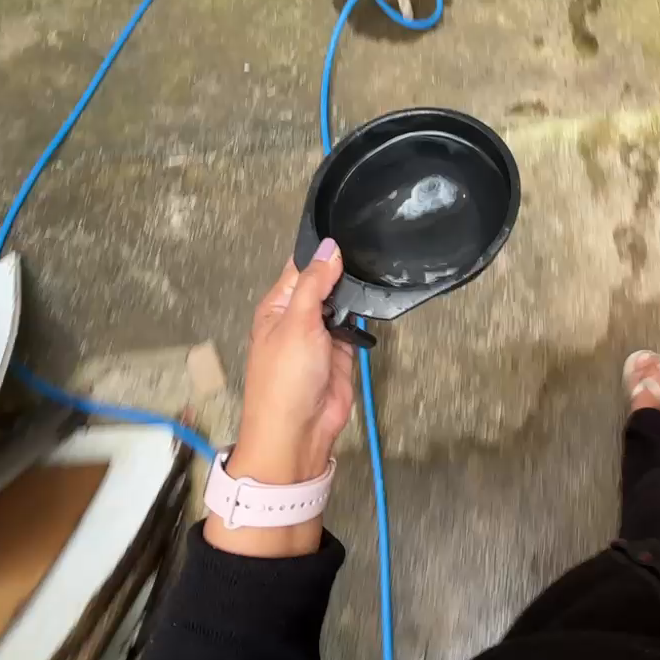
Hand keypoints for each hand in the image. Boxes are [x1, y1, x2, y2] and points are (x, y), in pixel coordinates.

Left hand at [207, 238, 354, 556]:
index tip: (348, 227)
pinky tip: (381, 298)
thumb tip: (330, 247)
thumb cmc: (286, 377)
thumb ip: (315, 283)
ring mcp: (322, 333)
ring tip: (381, 266)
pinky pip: (356, 323)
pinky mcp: (343, 349)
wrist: (299, 431)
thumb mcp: (296, 322)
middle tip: (373, 244)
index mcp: (278, 305)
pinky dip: (366, 315)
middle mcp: (300, 315)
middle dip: (344, 269)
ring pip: (343, 301)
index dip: (322, 250)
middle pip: (325, 281)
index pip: (301, 266)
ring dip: (356, 292)